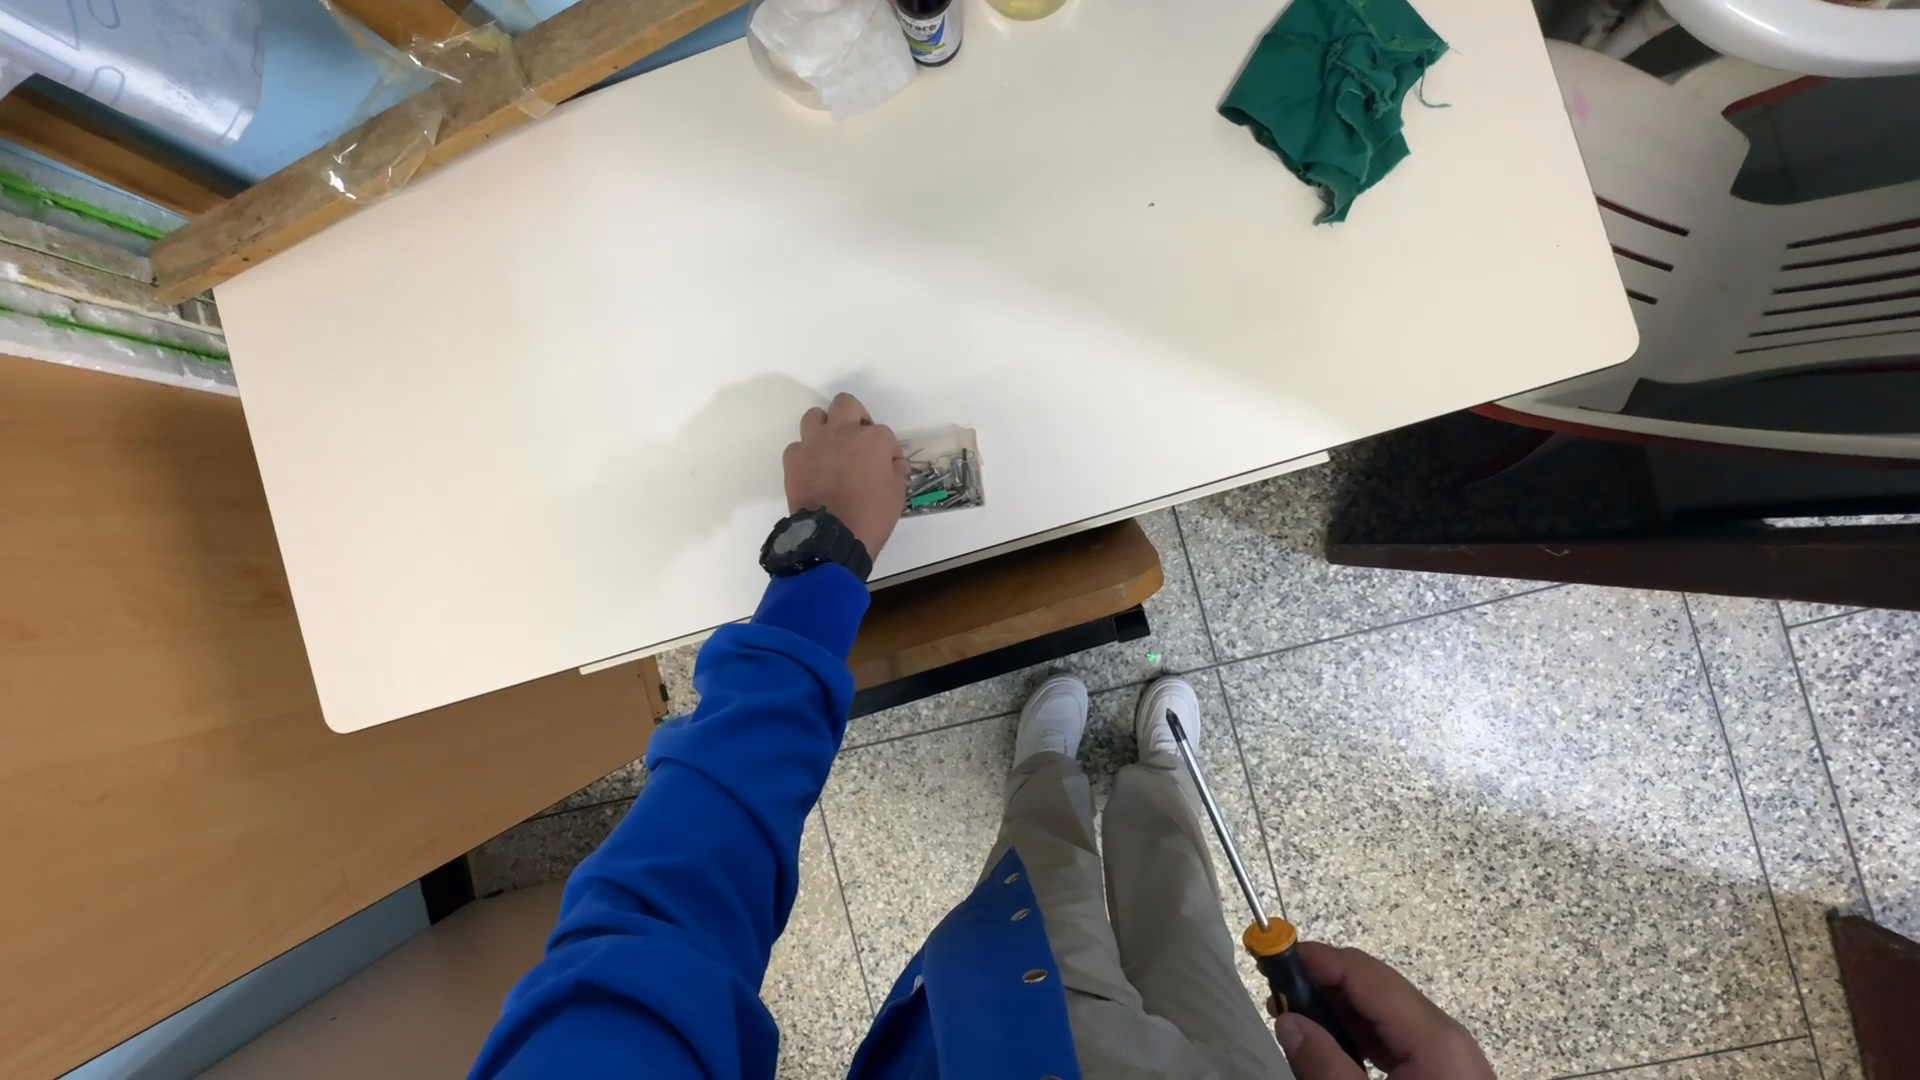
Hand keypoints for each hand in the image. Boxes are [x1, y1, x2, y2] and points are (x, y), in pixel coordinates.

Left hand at [783, 392, 909, 560]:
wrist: (832, 537)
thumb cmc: (871, 516)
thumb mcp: (897, 495)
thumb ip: (896, 472)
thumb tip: (894, 463)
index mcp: (872, 439)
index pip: (885, 434)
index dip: (889, 450)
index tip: (889, 466)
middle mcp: (842, 432)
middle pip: (846, 404)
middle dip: (855, 416)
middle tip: (859, 437)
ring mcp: (814, 443)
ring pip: (815, 416)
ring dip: (825, 426)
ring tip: (831, 446)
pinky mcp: (793, 459)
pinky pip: (798, 446)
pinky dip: (806, 454)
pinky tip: (813, 468)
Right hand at [1270, 943, 1493, 1079]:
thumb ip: (1324, 1066)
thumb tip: (1287, 1020)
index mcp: (1432, 1035)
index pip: (1361, 971)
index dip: (1313, 958)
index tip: (1267, 956)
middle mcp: (1444, 1032)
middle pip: (1371, 982)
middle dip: (1320, 979)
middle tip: (1273, 990)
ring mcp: (1449, 1054)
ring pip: (1380, 1006)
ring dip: (1335, 1004)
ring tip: (1292, 1016)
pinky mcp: (1445, 1073)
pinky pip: (1393, 1034)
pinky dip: (1357, 1029)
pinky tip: (1331, 1043)